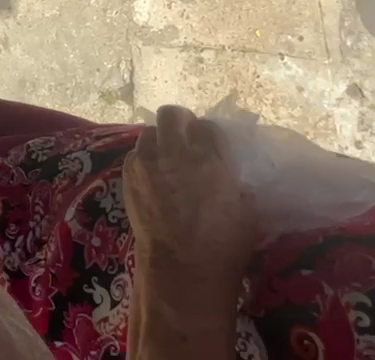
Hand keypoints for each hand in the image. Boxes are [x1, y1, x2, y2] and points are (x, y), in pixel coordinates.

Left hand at [124, 106, 256, 289]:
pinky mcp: (128, 169)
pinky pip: (136, 152)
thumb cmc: (225, 241)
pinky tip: (154, 173)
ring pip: (149, 131)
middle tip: (186, 135)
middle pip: (171, 114)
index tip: (211, 141)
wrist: (183, 260)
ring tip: (168, 156)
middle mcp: (175, 153)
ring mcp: (147, 159)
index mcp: (211, 161)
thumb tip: (227, 170)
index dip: (209, 132)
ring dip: (160, 139)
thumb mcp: (246, 209)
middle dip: (180, 120)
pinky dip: (146, 157)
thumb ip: (232, 180)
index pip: (208, 126)